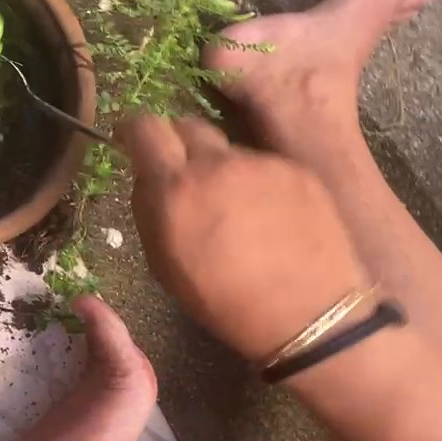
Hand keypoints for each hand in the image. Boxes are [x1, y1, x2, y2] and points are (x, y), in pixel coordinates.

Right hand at [120, 116, 368, 362]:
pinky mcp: (295, 169)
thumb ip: (148, 208)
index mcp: (175, 188)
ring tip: (228, 203)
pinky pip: (259, 162)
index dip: (133, 131)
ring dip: (215, 164)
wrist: (308, 315)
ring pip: (224, 146)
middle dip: (175, 142)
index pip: (144, 128)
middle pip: (184, 125)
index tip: (132, 142)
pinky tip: (262, 212)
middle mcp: (215, 164)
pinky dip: (251, 178)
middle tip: (180, 172)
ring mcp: (259, 163)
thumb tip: (147, 177)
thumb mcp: (161, 262)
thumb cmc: (222, 299)